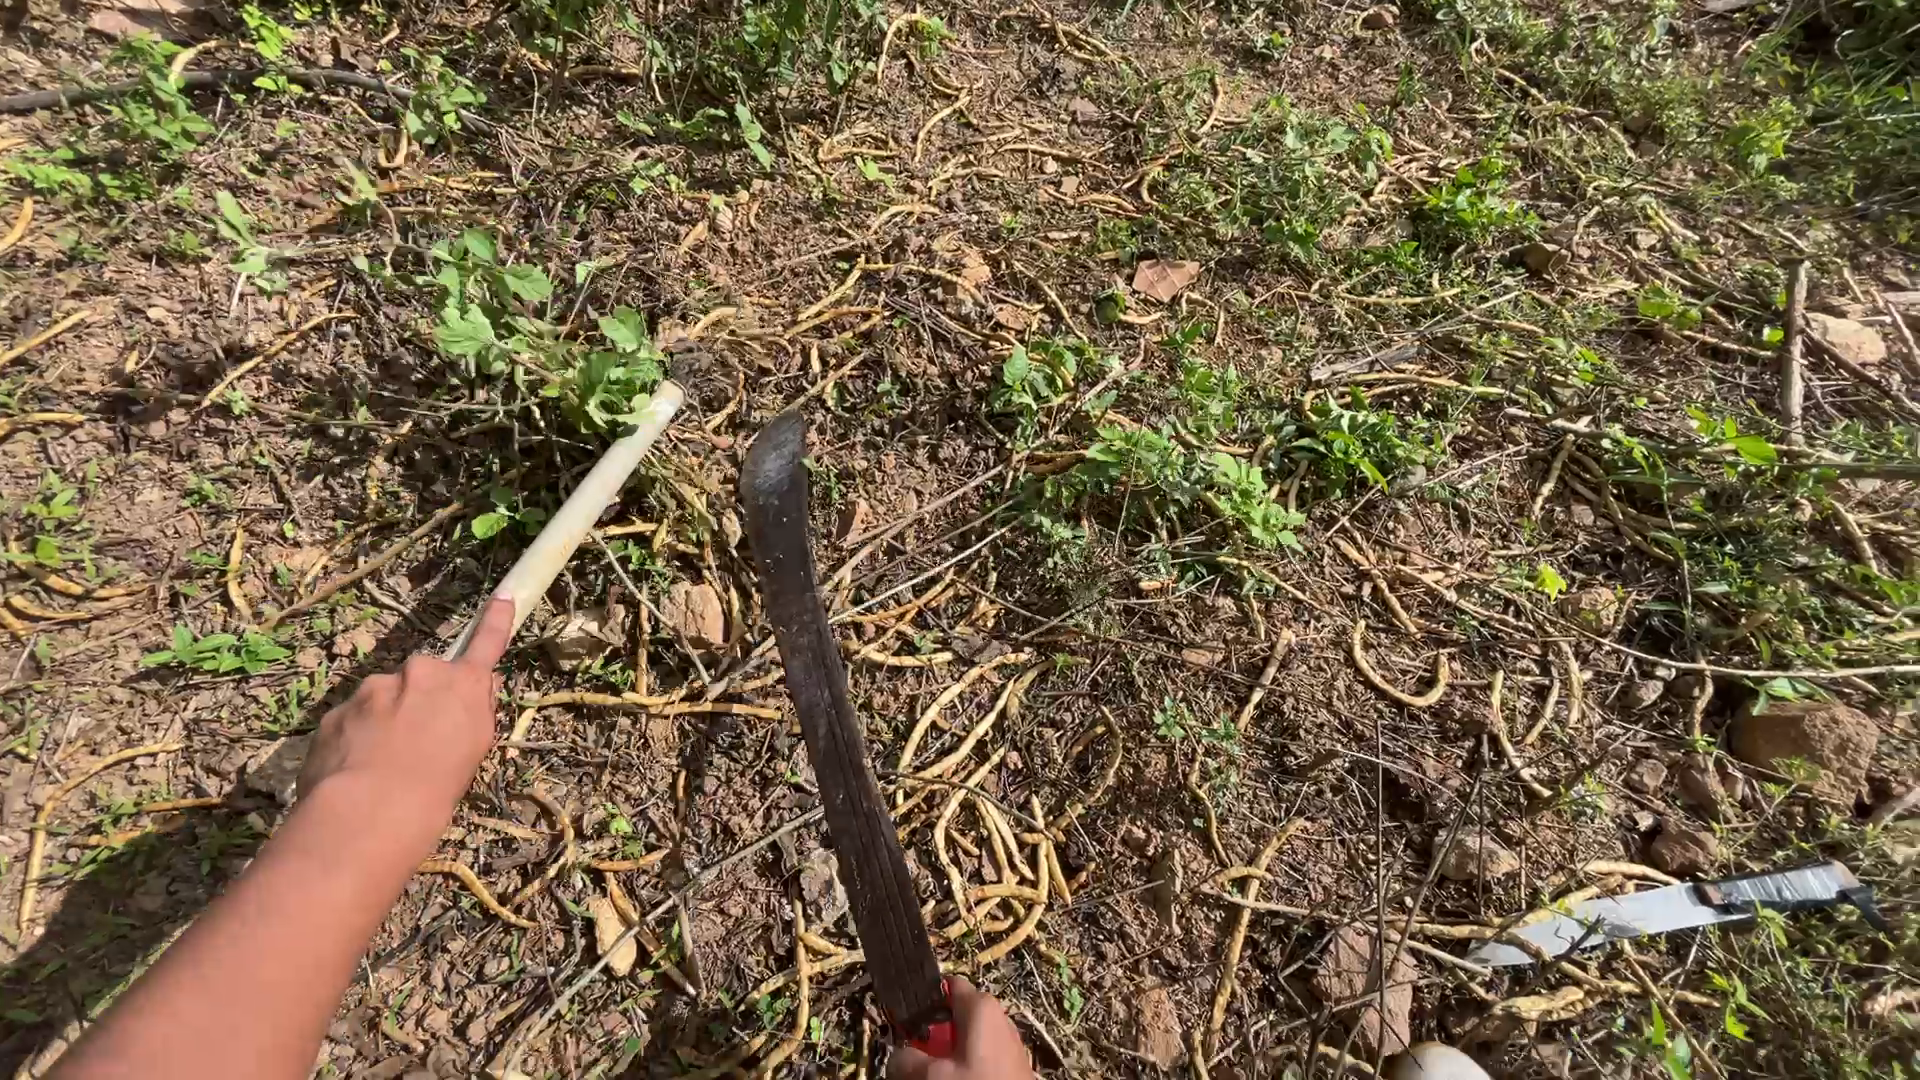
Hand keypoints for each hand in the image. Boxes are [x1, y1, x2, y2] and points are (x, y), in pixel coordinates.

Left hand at [298, 596, 514, 816]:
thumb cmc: (441, 777)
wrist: (372, 806)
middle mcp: (418, 673)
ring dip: (386, 718)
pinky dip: (356, 737)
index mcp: (461, 681)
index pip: (486, 643)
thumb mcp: (477, 743)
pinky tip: (358, 768)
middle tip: (421, 736)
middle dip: (421, 697)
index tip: (502, 597)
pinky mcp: (334, 712)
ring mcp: (372, 689)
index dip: (496, 620)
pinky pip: (351, 719)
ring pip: (384, 698)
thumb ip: (478, 708)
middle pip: (423, 678)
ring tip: (384, 761)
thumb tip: (479, 687)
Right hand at [888, 978, 1032, 1079]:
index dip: (923, 1003)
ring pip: (964, 1043)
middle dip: (931, 1039)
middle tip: (916, 1063)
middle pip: (953, 1019)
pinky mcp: (1010, 1066)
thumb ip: (907, 1061)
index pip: (946, 986)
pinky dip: (963, 1070)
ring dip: (946, 1059)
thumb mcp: (934, 1078)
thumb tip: (898, 1058)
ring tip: (933, 1078)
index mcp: (980, 1006)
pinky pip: (978, 1059)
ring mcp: (1005, 1041)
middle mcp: (996, 1016)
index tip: (906, 1027)